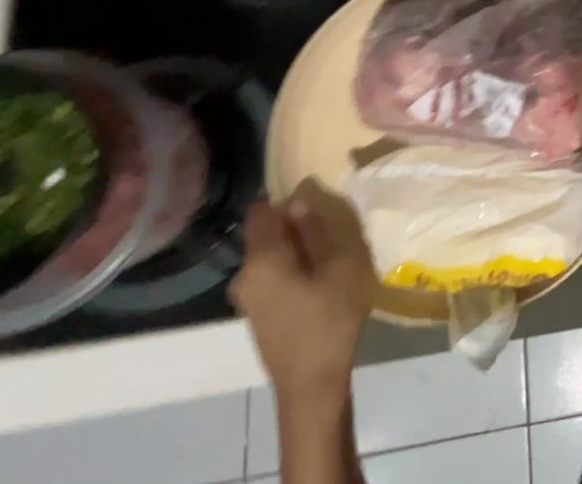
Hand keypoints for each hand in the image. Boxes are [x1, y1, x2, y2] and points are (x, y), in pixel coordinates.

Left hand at [230, 179, 376, 409]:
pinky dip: (289, 270)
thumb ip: (316, 231)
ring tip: (327, 255)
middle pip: (263, 235)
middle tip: (328, 228)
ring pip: (268, 257)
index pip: (260, 211)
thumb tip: (298, 199)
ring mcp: (246, 297)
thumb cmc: (330, 319)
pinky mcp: (255, 314)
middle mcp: (244, 274)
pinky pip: (269, 277)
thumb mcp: (338, 267)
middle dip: (291, 226)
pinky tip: (316, 281)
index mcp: (262, 258)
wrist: (311, 383)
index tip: (310, 197)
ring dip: (293, 250)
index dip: (283, 198)